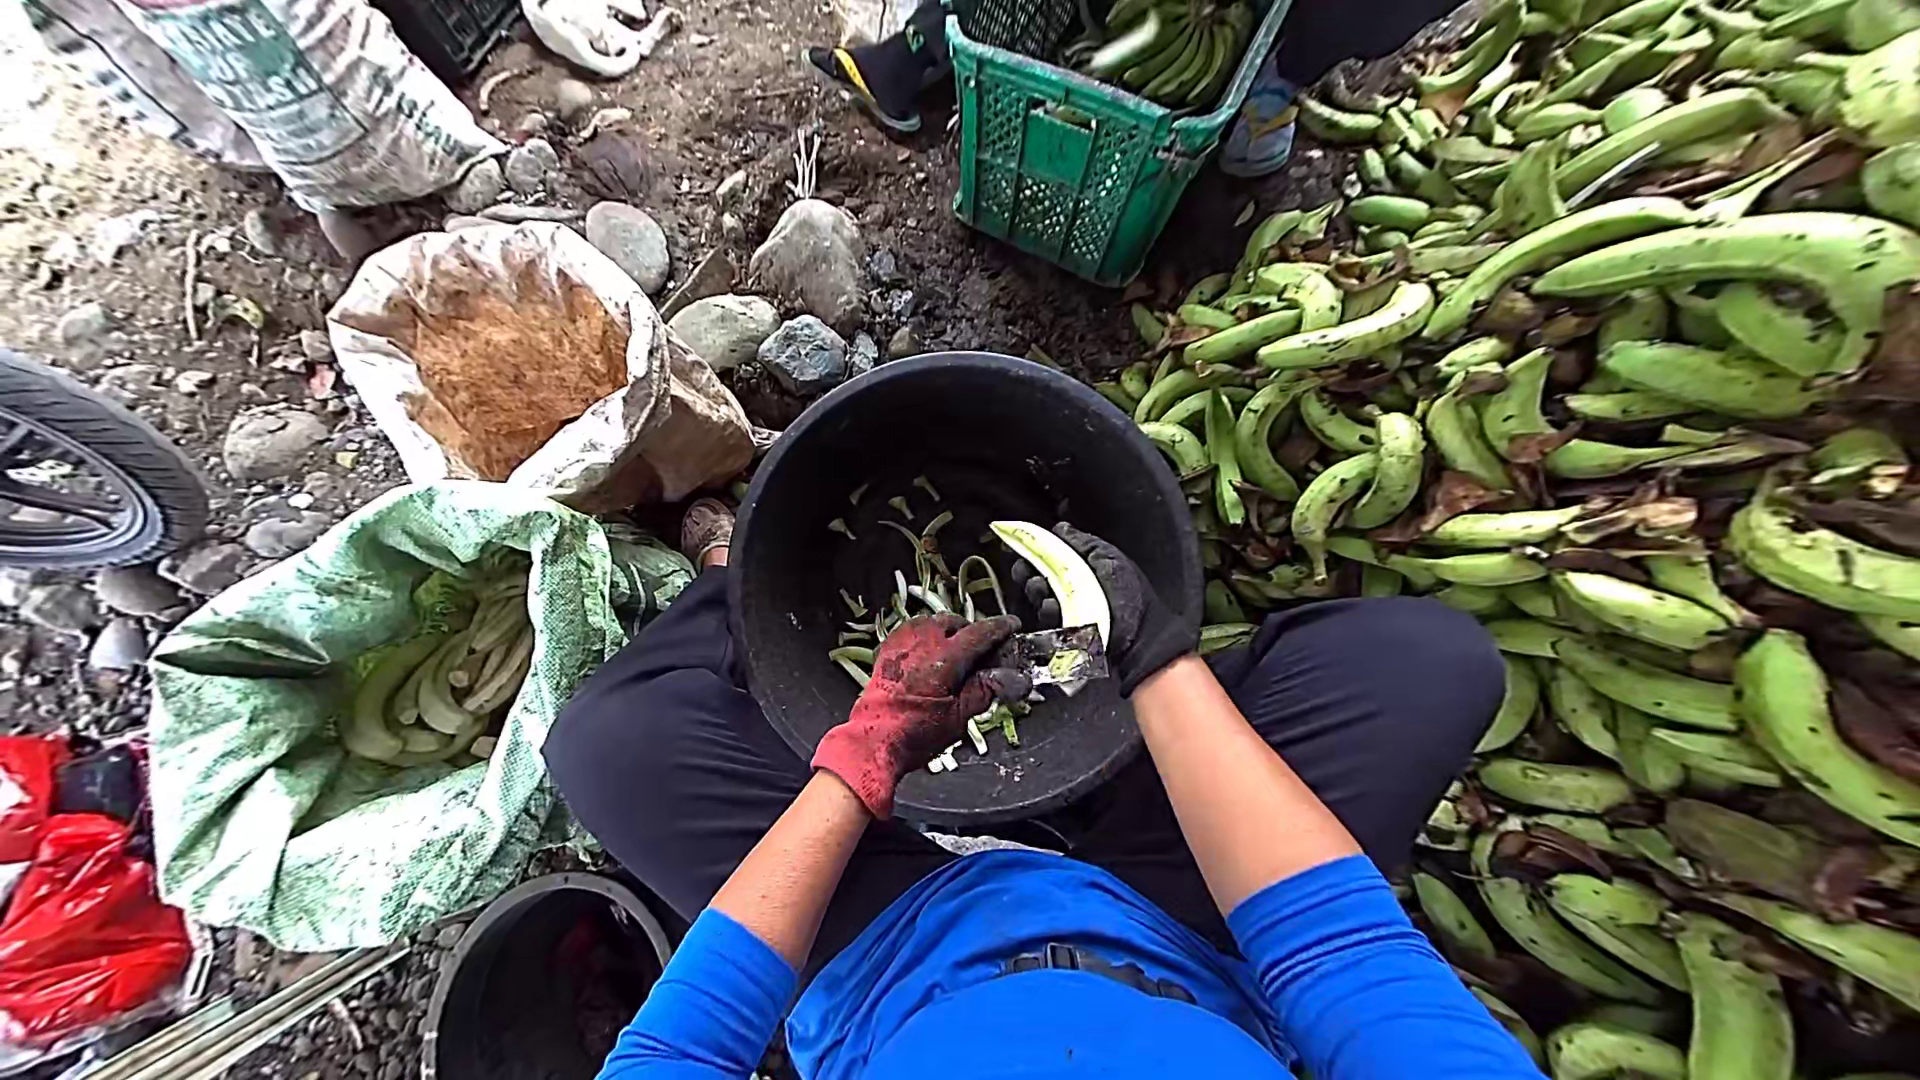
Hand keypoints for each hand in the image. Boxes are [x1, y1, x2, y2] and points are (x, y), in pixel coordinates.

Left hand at [812, 614, 1026, 817]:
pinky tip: (929, 653)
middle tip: (984, 650)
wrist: (873, 742)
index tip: (1012, 626)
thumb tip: (1015, 679)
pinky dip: (926, 636)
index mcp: (945, 657)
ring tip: (957, 650)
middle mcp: (923, 642)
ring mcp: (902, 643)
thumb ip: (987, 690)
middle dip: (973, 631)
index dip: (1000, 628)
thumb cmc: (916, 733)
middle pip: (956, 623)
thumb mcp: (959, 716)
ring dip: (948, 631)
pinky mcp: (887, 650)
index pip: (980, 633)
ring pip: (932, 623)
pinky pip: (912, 631)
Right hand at [1012, 523, 1194, 694]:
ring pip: (1035, 595)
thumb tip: (1059, 527)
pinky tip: (1052, 605)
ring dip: (1035, 587)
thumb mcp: (1107, 557)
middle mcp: (1063, 588)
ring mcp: (1061, 610)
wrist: (1143, 630)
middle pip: (1031, 575)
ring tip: (1041, 585)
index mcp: (1073, 568)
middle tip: (1026, 568)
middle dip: (1025, 570)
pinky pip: (1045, 618)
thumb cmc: (1131, 593)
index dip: (1028, 551)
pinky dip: (1046, 609)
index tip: (1017, 547)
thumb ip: (1082, 542)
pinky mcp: (1060, 630)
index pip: (1042, 556)